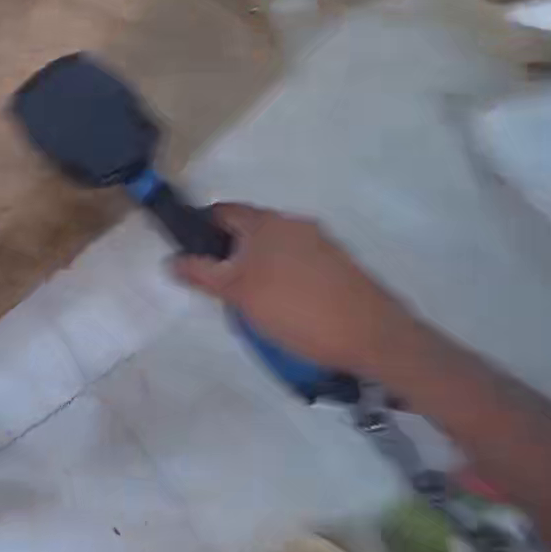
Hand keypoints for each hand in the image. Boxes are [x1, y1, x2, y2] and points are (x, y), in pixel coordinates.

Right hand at [169, 203, 423, 377]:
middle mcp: (295, 223)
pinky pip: (300, 263)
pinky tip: (288, 309)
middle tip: (222, 286)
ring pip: (275, 248)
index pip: (220, 211)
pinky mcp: (344, 266)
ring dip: (259, 267)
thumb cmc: (296, 309)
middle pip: (248, 230)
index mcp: (266, 222)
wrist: (379, 340)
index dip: (199, 229)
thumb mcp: (236, 293)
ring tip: (255, 302)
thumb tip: (171, 260)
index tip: (193, 256)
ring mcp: (324, 244)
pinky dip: (286, 278)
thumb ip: (199, 273)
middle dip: (230, 253)